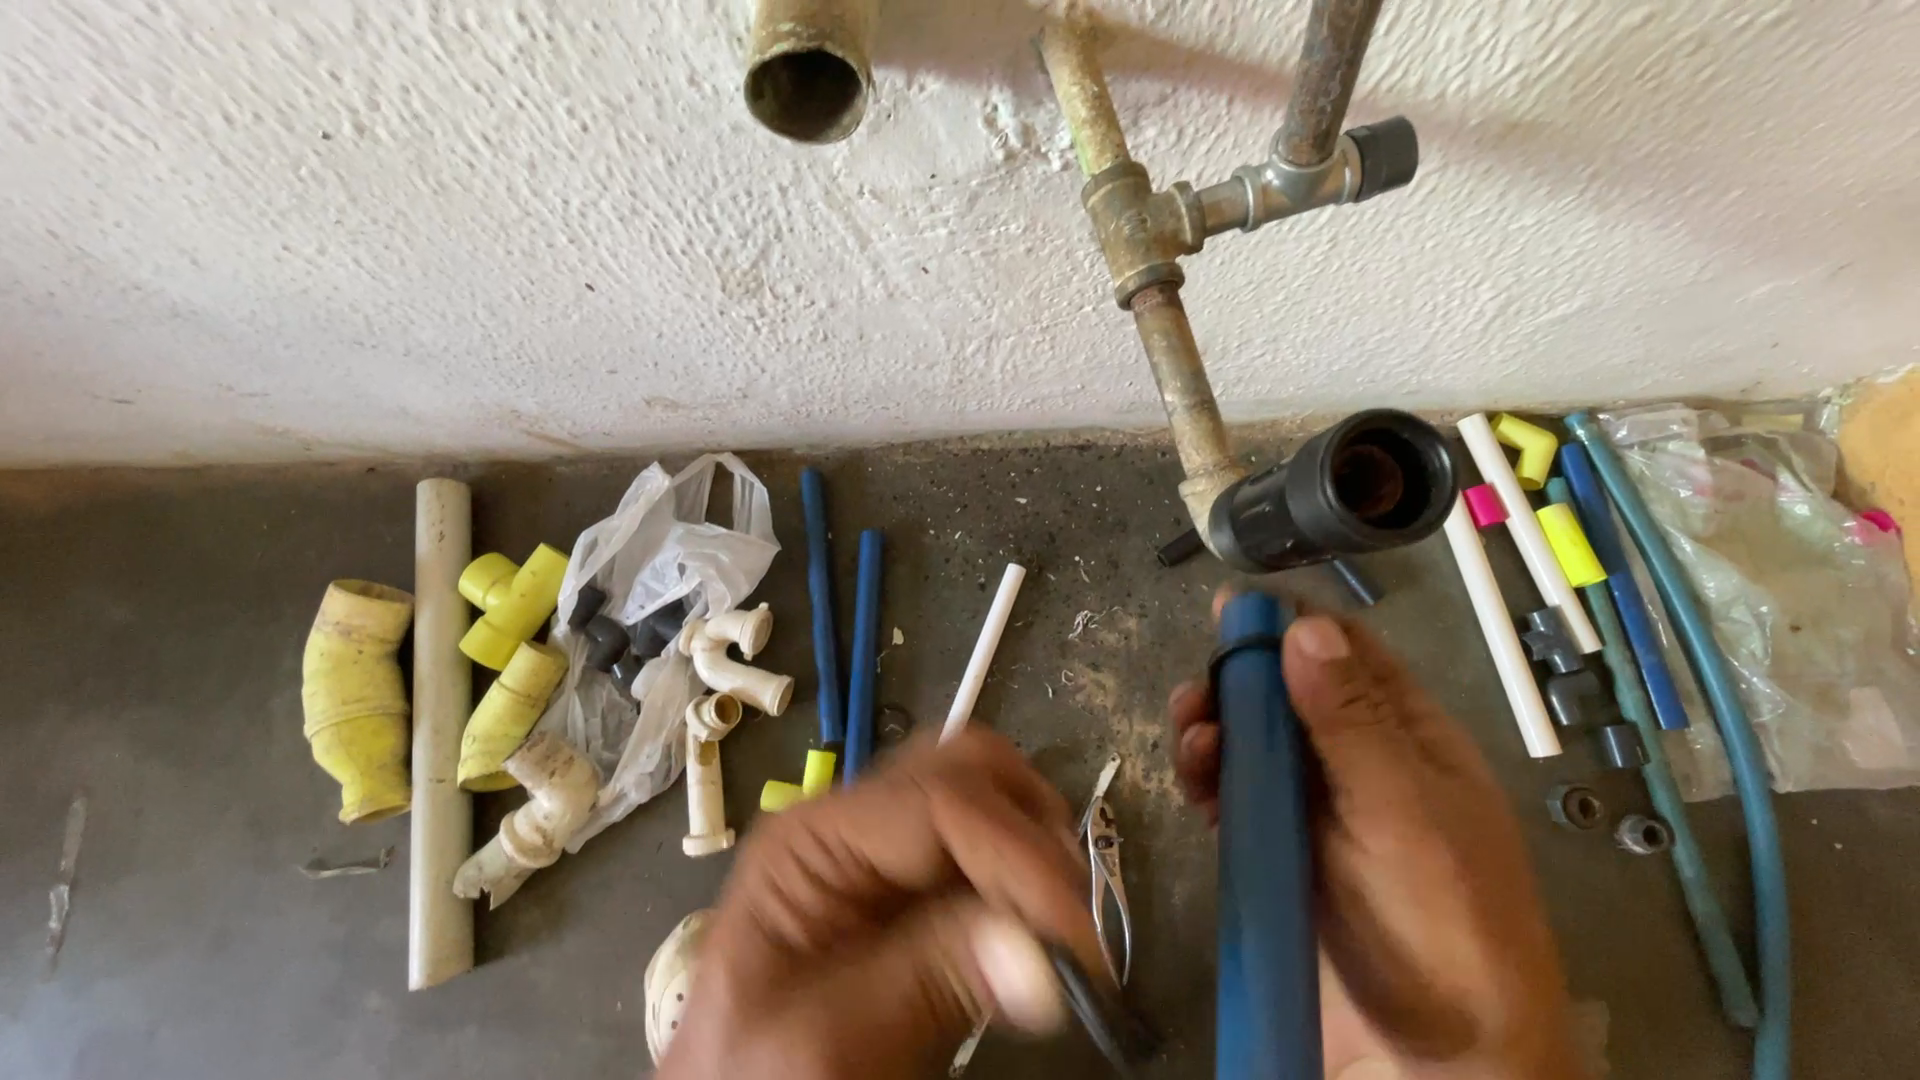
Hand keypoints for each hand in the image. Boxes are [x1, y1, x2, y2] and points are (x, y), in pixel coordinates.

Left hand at [658, 729, 1107, 1079]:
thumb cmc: (754, 1077)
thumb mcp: (825, 1043)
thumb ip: (926, 982)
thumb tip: (1041, 951)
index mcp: (812, 840)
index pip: (938, 802)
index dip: (1019, 856)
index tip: (1079, 938)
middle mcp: (850, 822)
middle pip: (960, 766)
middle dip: (1029, 823)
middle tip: (1071, 914)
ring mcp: (881, 847)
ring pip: (981, 790)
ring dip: (1035, 839)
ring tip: (1061, 921)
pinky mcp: (910, 883)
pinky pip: (983, 843)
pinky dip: (1025, 869)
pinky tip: (1039, 922)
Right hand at [1171, 591, 1581, 1078]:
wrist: (1431, 1059)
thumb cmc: (1440, 922)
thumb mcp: (1403, 811)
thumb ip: (1350, 720)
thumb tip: (1306, 626)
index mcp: (1407, 738)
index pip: (1346, 655)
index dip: (1291, 625)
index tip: (1231, 610)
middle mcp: (1357, 760)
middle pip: (1285, 692)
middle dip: (1238, 681)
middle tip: (1199, 691)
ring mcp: (1314, 805)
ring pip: (1252, 739)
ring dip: (1215, 727)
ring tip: (1192, 740)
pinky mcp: (1277, 846)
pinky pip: (1233, 791)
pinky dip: (1208, 776)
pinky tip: (1193, 779)